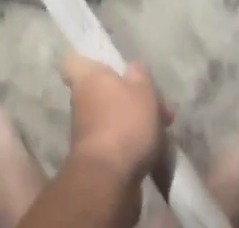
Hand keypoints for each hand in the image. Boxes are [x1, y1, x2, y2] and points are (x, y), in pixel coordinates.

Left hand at [60, 53, 173, 184]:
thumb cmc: (124, 123)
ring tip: (166, 127)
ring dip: (137, 119)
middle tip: (160, 105)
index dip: (87, 60)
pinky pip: (119, 139)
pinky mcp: (99, 154)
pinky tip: (158, 147)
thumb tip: (133, 67)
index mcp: (87, 78)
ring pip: (114, 115)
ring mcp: (88, 129)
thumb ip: (140, 75)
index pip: (73, 61)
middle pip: (105, 90)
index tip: (107, 64)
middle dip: (133, 96)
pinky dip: (136, 141)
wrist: (109, 178)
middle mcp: (82, 100)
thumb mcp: (142, 91)